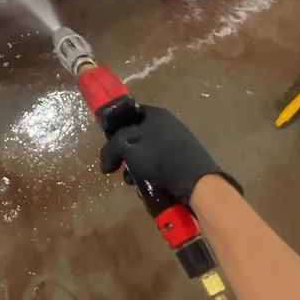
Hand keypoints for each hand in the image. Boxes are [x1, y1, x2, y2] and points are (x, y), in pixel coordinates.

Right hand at [99, 107, 240, 201]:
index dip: (118, 128)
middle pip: (139, 136)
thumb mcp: (126, 147)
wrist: (193, 179)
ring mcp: (179, 142)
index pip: (131, 114)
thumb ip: (111, 149)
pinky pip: (161, 163)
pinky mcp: (185, 160)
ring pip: (149, 152)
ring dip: (137, 166)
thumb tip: (105, 163)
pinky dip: (151, 173)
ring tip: (133, 180)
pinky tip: (148, 185)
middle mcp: (168, 124)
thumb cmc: (158, 156)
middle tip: (120, 167)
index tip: (111, 145)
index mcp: (156, 114)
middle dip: (126, 152)